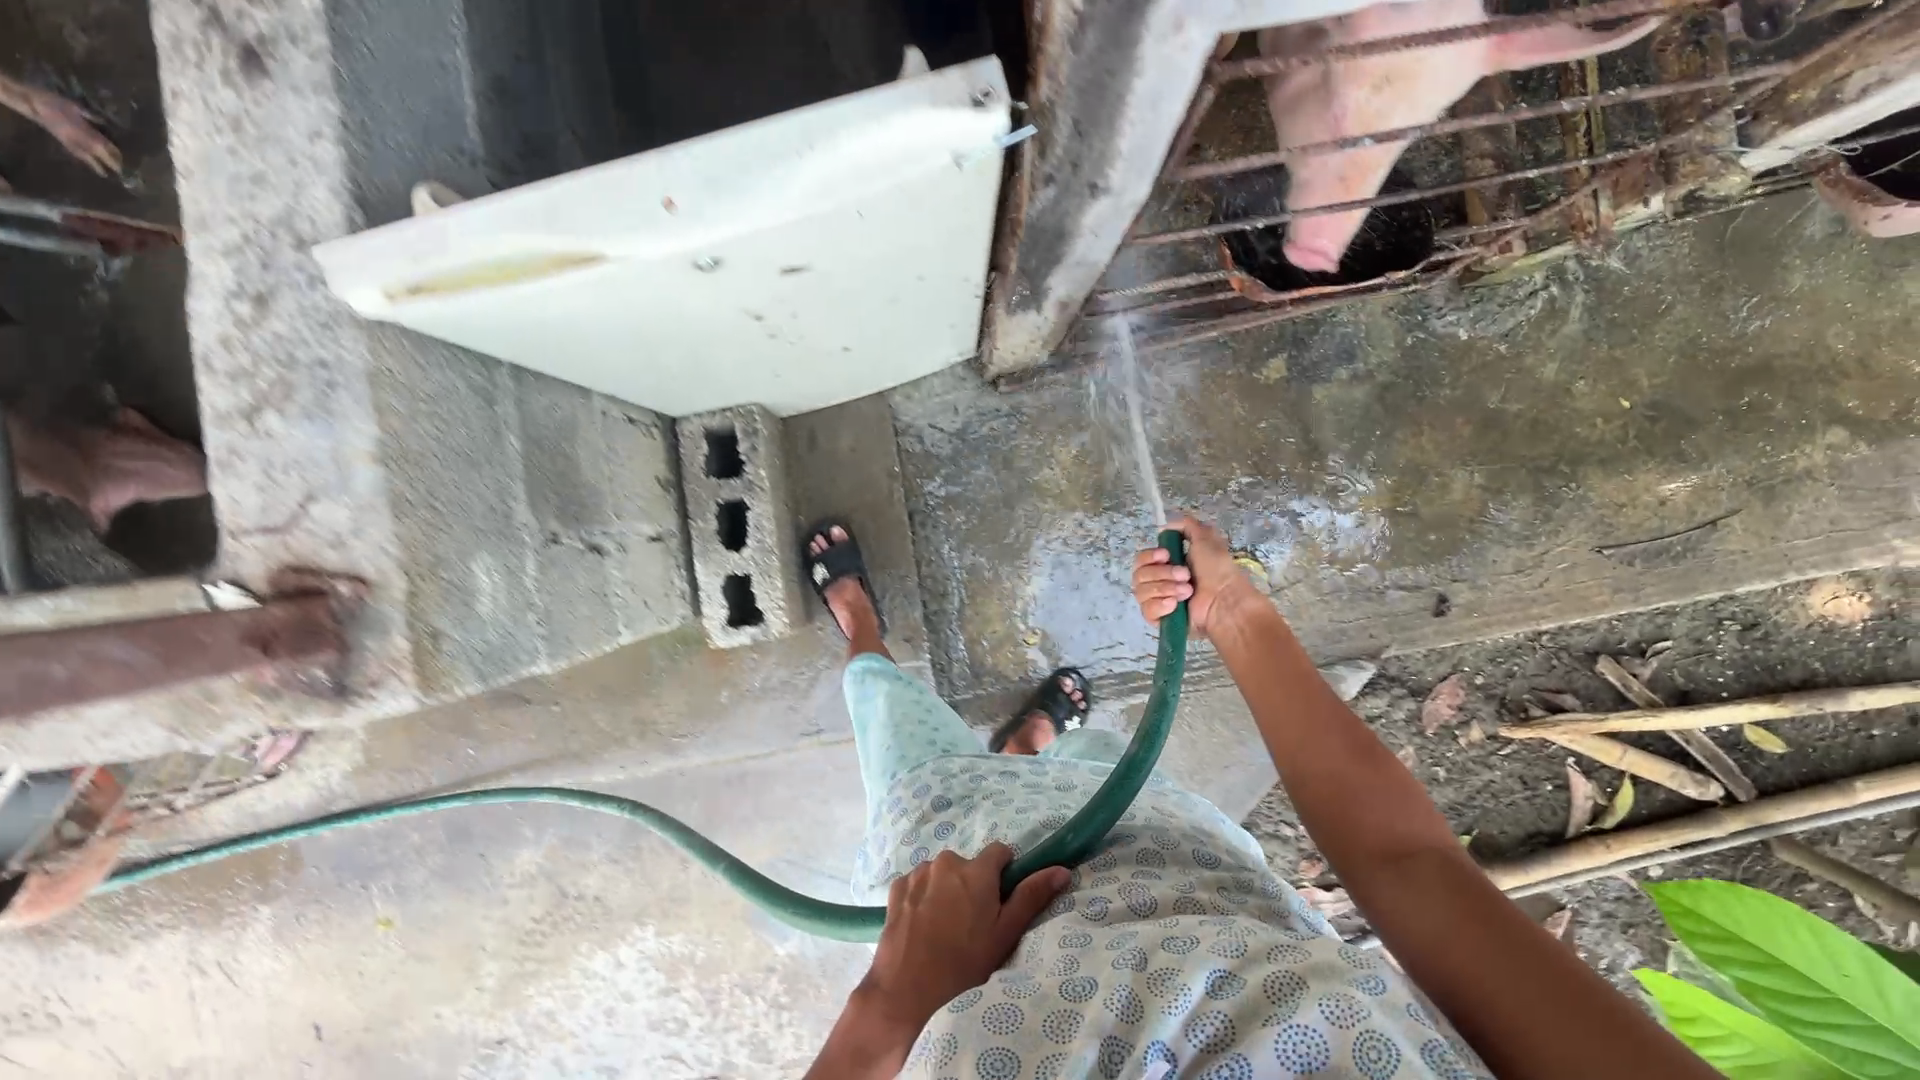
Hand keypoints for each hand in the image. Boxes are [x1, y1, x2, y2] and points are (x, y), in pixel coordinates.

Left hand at [850, 846, 1069, 1044]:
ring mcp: (918, 873)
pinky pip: (918, 883)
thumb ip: (1032, 896)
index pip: (999, 852)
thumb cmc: (963, 962)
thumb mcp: (1005, 933)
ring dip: (946, 890)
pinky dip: (922, 897)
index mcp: (976, 870)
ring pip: (942, 874)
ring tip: (943, 928)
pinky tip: (922, 926)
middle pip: (968, 866)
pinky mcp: (897, 887)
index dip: (1003, 873)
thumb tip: (1061, 869)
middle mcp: (946, 862)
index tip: (999, 899)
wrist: (906, 987)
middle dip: (972, 885)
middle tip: (971, 922)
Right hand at [1131, 515, 1262, 637]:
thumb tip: (1166, 525)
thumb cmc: (1217, 570)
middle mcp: (1159, 581)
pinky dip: (1160, 605)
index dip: (1150, 556)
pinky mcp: (1159, 619)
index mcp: (1167, 564)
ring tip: (1187, 591)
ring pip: (1141, 591)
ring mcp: (1158, 601)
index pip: (1141, 559)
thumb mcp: (1206, 538)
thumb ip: (1187, 525)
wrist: (1225, 600)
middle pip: (1139, 574)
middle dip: (1163, 573)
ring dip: (1166, 588)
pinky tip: (1175, 605)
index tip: (1166, 555)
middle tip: (1186, 576)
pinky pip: (1147, 610)